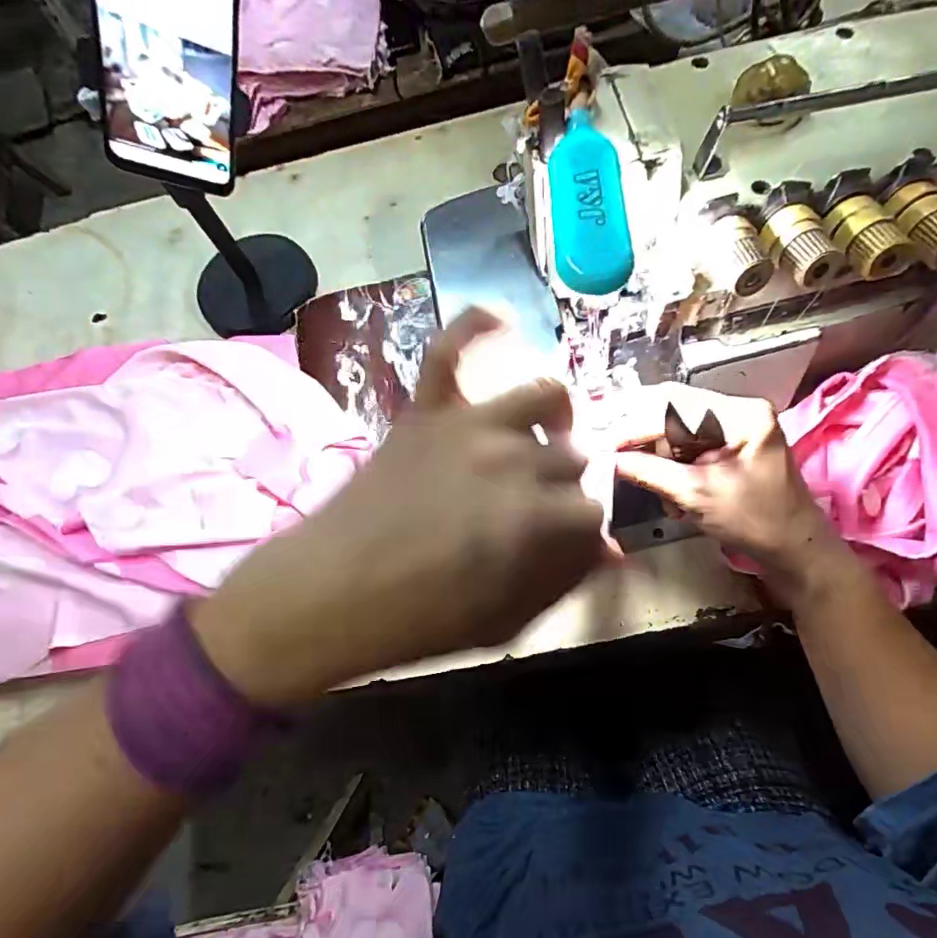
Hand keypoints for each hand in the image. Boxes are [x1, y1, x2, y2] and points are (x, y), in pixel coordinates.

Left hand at [196, 311, 608, 704]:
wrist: (330, 592)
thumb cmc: (419, 618)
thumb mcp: (502, 619)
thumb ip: (560, 581)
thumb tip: (606, 553)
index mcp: (536, 515)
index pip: (592, 512)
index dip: (585, 535)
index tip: (572, 549)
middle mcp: (514, 457)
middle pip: (573, 456)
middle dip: (567, 488)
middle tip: (545, 511)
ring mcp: (467, 424)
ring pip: (543, 395)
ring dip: (554, 419)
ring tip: (542, 439)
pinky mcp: (425, 410)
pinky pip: (451, 349)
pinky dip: (475, 327)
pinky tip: (499, 318)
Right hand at [612, 384, 859, 600]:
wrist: (793, 549)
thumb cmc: (756, 521)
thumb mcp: (698, 495)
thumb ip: (651, 473)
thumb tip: (610, 461)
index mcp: (740, 414)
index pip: (673, 405)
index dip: (634, 426)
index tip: (606, 447)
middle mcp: (736, 412)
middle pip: (671, 414)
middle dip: (644, 444)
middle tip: (617, 463)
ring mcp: (732, 430)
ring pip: (674, 434)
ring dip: (658, 464)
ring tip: (664, 498)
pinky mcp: (726, 449)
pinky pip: (685, 450)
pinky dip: (671, 473)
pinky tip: (674, 499)